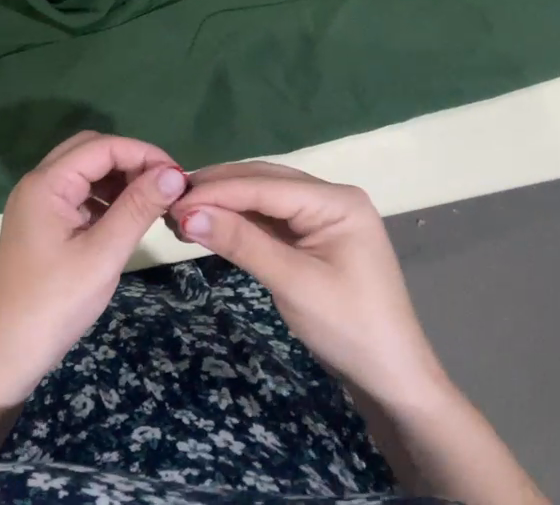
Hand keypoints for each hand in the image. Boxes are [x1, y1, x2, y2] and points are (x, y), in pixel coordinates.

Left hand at [0, 132, 187, 407]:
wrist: (8, 352)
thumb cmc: (56, 303)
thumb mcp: (103, 255)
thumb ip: (137, 208)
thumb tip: (173, 172)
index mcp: (46, 183)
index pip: (102, 146)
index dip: (143, 154)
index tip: (179, 176)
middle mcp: (37, 183)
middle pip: (90, 151)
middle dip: (130, 162)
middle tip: (166, 188)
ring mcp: (36, 204)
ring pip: (83, 172)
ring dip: (117, 180)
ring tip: (152, 204)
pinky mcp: (40, 224)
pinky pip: (77, 196)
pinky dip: (104, 199)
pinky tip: (125, 220)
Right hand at [169, 162, 447, 409]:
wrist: (391, 378)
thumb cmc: (349, 328)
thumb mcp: (292, 283)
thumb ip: (241, 242)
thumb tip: (186, 213)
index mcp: (336, 200)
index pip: (264, 184)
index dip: (215, 191)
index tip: (170, 201)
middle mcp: (330, 197)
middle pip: (261, 181)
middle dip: (215, 191)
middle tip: (168, 205)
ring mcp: (321, 216)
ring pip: (261, 197)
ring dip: (222, 204)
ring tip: (180, 215)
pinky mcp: (312, 236)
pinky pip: (267, 218)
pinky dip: (237, 221)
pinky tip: (209, 225)